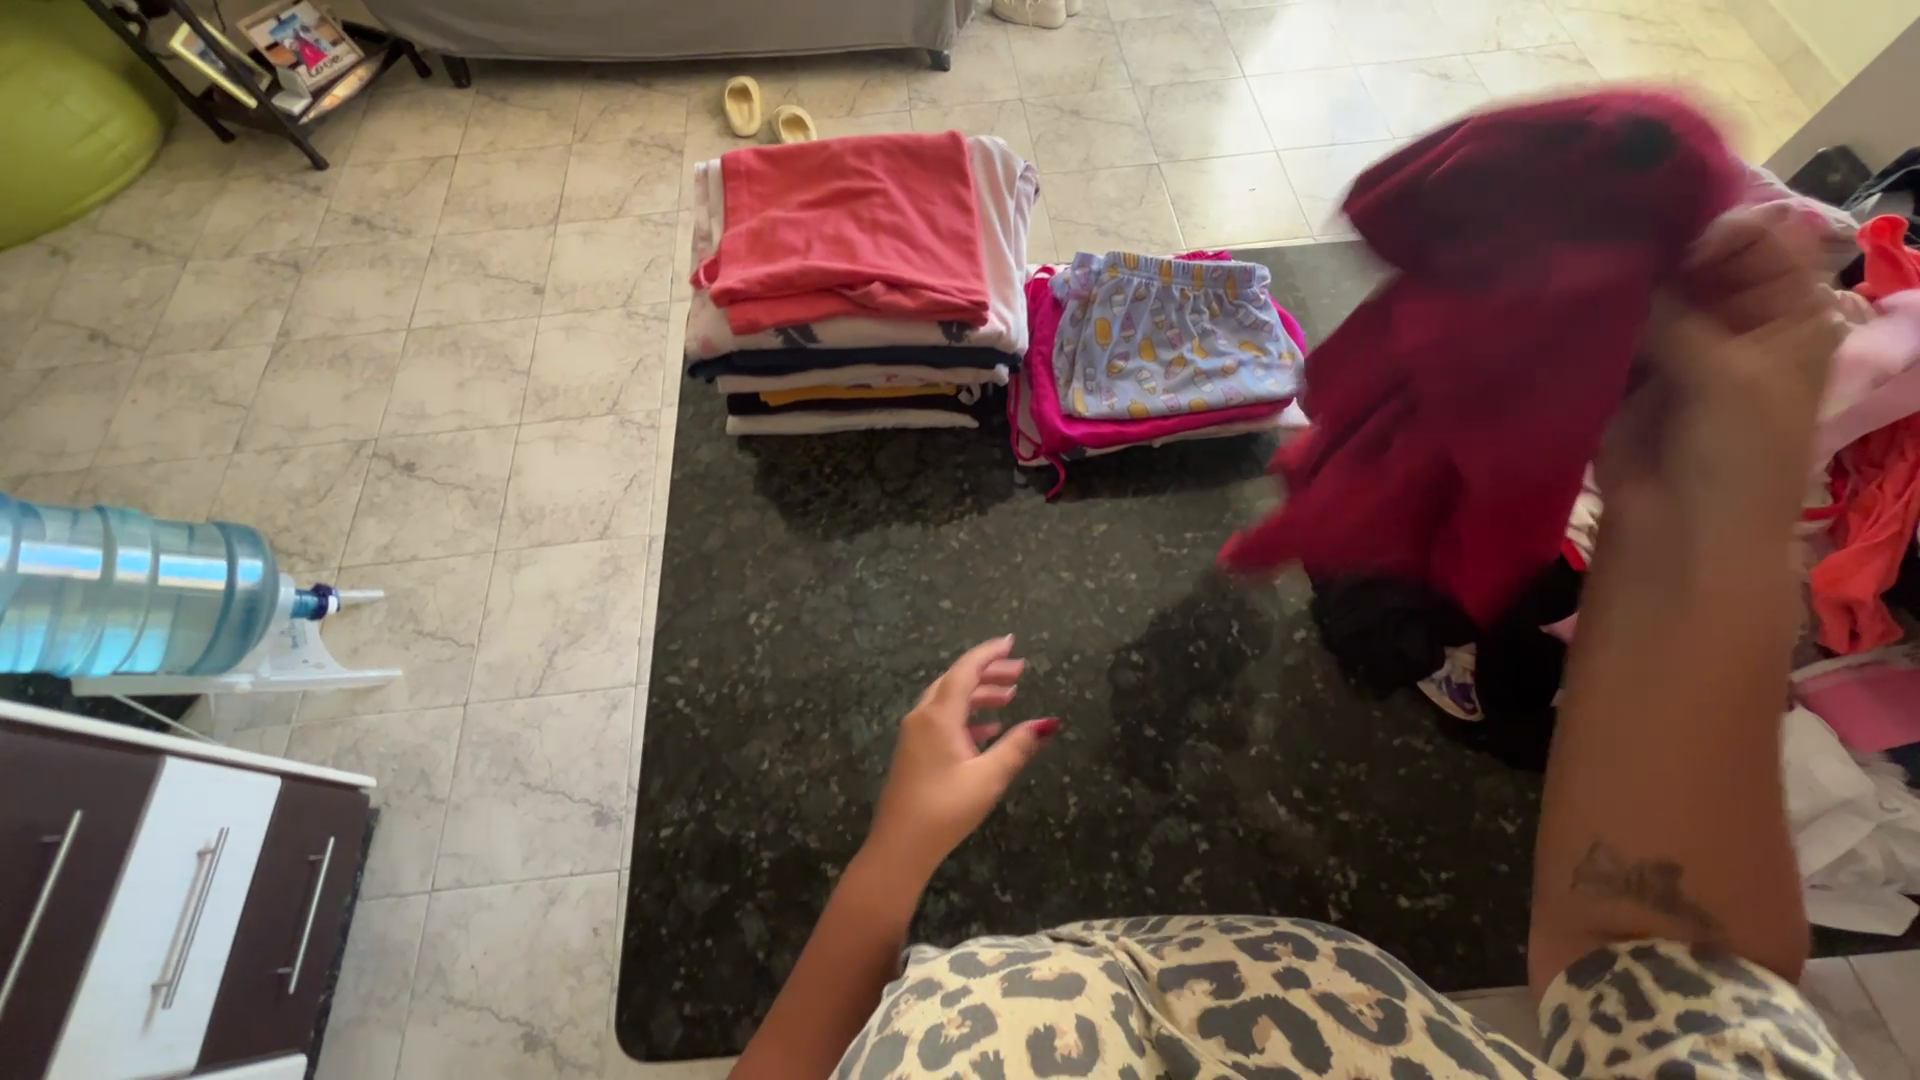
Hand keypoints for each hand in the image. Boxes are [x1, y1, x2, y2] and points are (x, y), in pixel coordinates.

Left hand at [864, 636, 1058, 881]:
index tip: (1012, 642)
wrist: (899, 847)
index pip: (966, 670)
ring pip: (949, 700)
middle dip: (989, 672)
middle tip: (1020, 671)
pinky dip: (968, 716)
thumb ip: (1017, 747)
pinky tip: (989, 729)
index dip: (990, 653)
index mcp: (938, 716)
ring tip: (1011, 696)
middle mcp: (923, 717)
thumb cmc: (945, 810)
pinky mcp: (915, 751)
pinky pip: (943, 719)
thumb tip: (1048, 723)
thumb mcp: (988, 778)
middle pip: (957, 680)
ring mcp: (915, 734)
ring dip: (979, 694)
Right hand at [1599, 206, 1843, 549]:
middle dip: (1654, 250)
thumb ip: (1680, 314)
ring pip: (1643, 298)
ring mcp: (1671, 349)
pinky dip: (1585, 322)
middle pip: (1694, 266)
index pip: (1757, 242)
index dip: (1714, 226)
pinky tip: (1556, 302)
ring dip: (1613, 285)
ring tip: (1570, 263)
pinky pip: (1604, 336)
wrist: (1681, 524)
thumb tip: (1624, 264)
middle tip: (1600, 234)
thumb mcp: (1727, 373)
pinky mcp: (1620, 376)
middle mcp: (1729, 321)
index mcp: (1784, 312)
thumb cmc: (1735, 451)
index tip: (1659, 228)